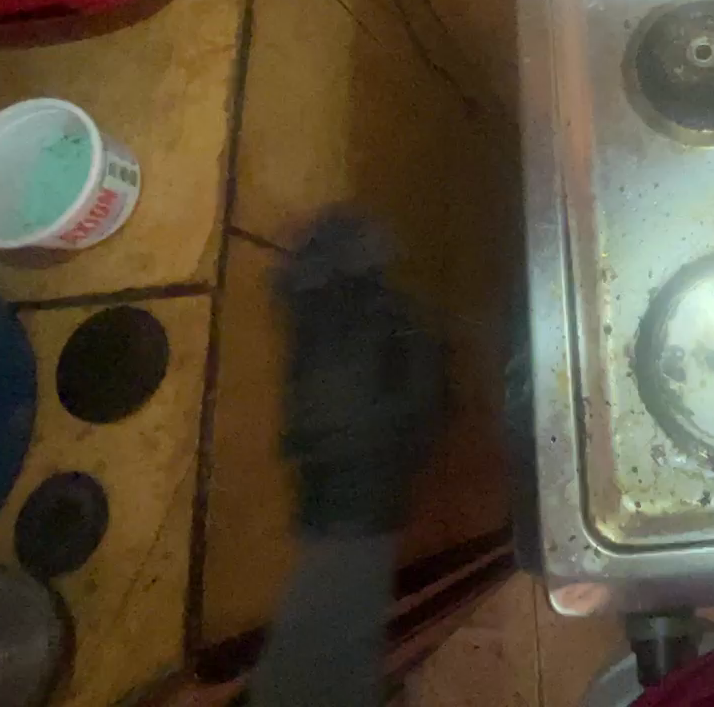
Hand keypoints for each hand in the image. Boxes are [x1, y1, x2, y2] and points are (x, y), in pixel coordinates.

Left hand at [278, 210, 443, 533]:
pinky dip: (293, 294)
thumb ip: (416, 344)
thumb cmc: (398, 447)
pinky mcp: (291, 378)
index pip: (357, 288)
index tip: (362, 221)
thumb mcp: (424, 396)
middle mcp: (323, 350)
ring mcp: (300, 364)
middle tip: (329, 214)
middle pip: (320, 287)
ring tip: (308, 231)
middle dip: (323, 247)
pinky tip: (293, 275)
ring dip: (303, 264)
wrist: (346, 499)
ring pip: (298, 303)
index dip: (358, 252)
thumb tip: (402, 302)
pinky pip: (289, 324)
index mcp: (361, 351)